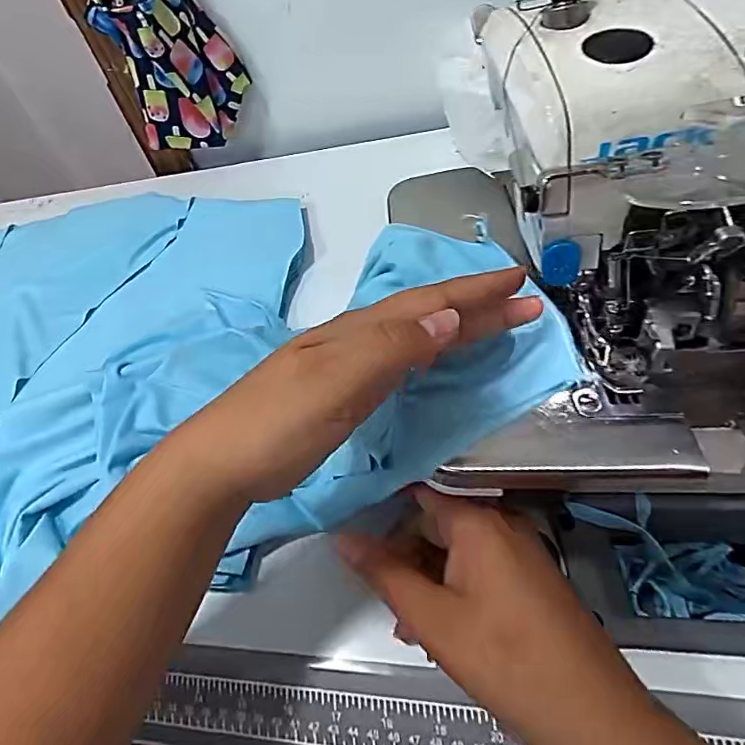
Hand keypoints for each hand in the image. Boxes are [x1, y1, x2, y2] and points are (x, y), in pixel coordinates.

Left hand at [169, 268, 542, 503]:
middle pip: (421, 314)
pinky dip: (425, 350)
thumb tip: (447, 316)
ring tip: (491, 320)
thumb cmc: (277, 424)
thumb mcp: (335, 384)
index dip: (473, 293)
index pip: (425, 304)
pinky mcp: (336, 392)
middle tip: (524, 300)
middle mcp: (350, 340)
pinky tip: (428, 355)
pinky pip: (395, 358)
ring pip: (409, 333)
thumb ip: (390, 349)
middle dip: (474, 305)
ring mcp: (340, 365)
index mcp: (354, 333)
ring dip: (453, 324)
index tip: (518, 282)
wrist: (220, 462)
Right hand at [333, 490, 744, 744]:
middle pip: (436, 524)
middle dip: (405, 559)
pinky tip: (445, 628)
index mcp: (477, 522)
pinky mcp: (533, 576)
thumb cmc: (508, 662)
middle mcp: (502, 524)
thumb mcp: (432, 618)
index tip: (358, 541)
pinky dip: (456, 588)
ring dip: (428, 579)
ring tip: (413, 624)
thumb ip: (383, 573)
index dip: (381, 517)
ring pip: (457, 551)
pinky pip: (481, 567)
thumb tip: (344, 538)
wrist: (593, 716)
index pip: (414, 497)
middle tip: (389, 600)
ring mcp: (522, 549)